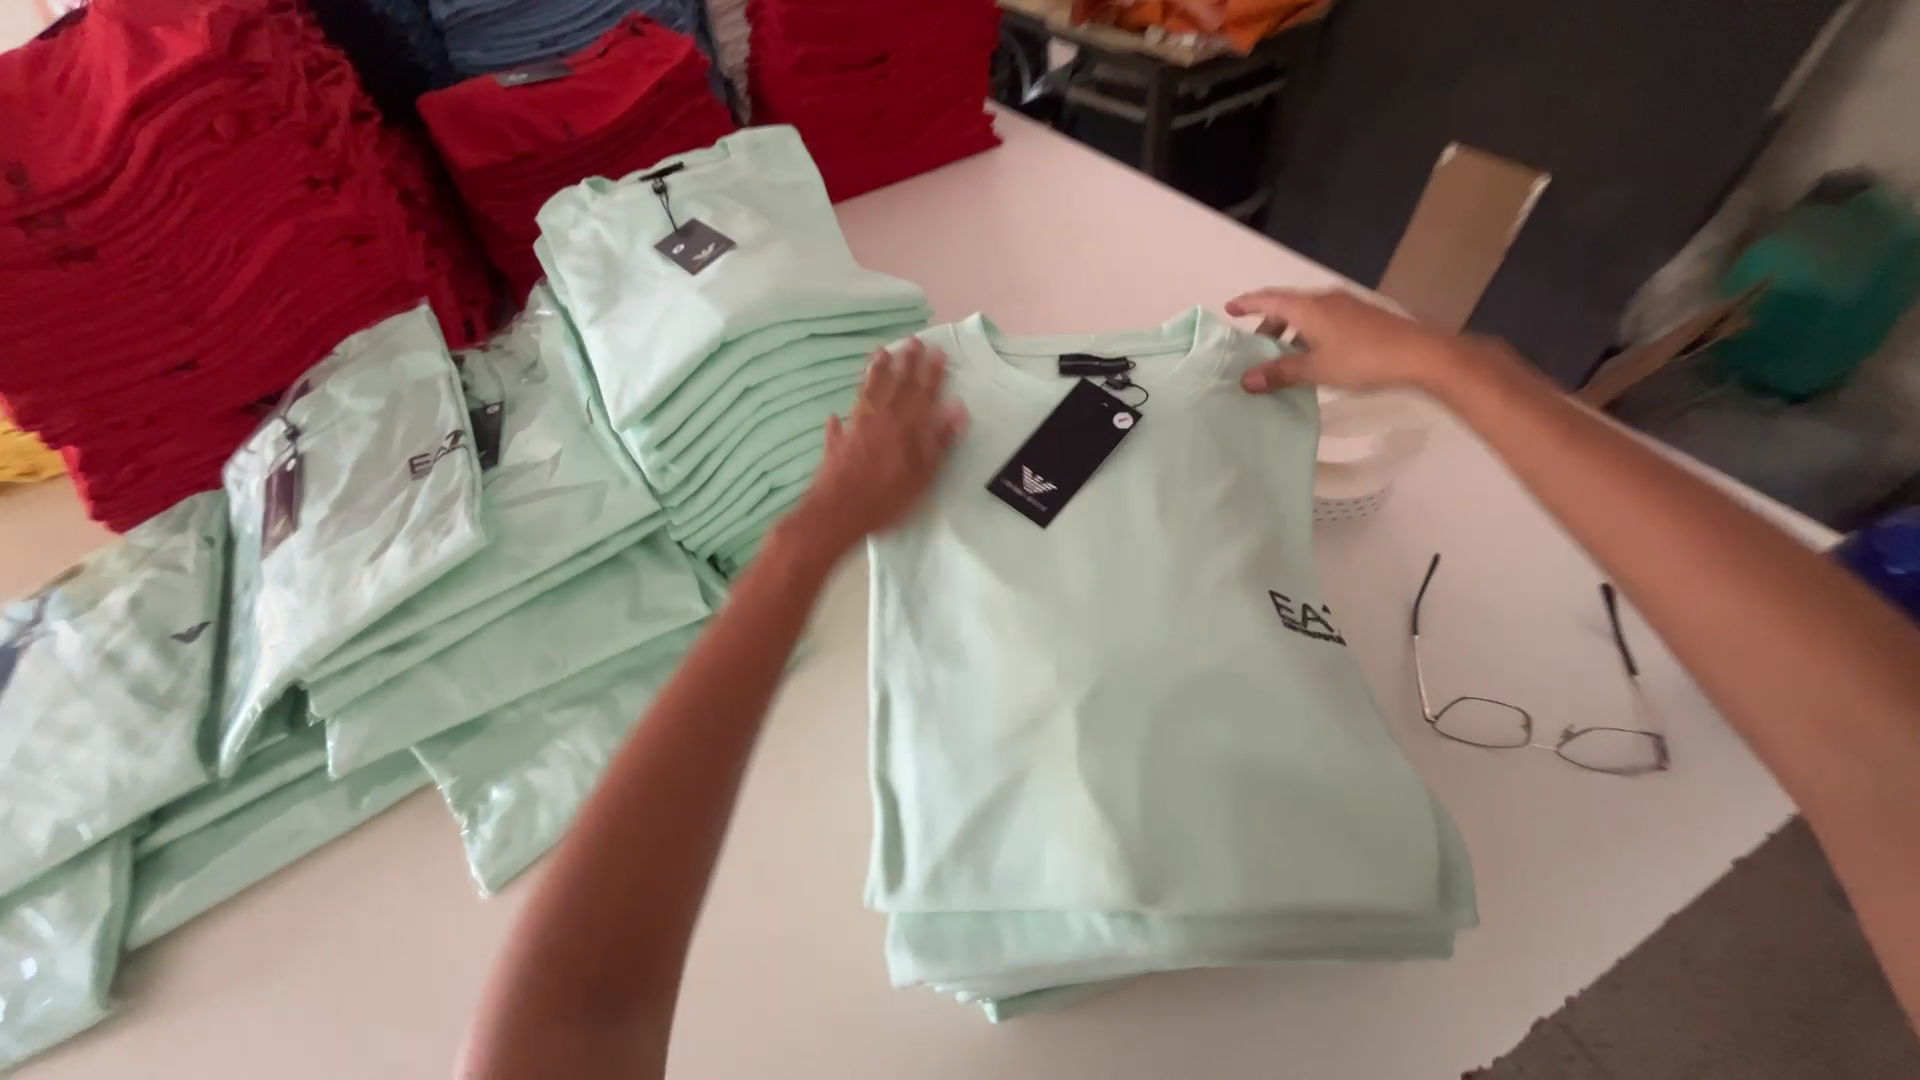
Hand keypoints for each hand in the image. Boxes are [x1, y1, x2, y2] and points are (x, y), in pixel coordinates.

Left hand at [787, 338, 966, 555]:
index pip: (922, 393)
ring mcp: (856, 428)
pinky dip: (840, 417)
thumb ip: (939, 440)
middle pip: (896, 386)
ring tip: (881, 353)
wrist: (838, 511)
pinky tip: (836, 414)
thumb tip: (956, 408)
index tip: (937, 352)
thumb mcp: (923, 473)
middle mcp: (881, 420)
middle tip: (912, 341)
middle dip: (906, 363)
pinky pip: (840, 424)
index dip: (931, 373)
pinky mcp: (837, 443)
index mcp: (906, 427)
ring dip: (876, 374)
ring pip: (868, 394)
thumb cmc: (887, 497)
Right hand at [1225, 288, 1494, 393]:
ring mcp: (1345, 305)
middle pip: (1287, 306)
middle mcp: (1325, 299)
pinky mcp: (1361, 315)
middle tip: (1257, 346)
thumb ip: (1279, 373)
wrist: (1418, 353)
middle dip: (1268, 324)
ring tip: (1284, 355)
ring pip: (1306, 313)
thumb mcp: (1315, 370)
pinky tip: (1313, 354)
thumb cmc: (1360, 359)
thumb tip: (1246, 381)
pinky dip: (1308, 332)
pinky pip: (1323, 318)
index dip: (1246, 303)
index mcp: (1308, 308)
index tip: (1229, 308)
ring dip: (1289, 331)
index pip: (1268, 299)